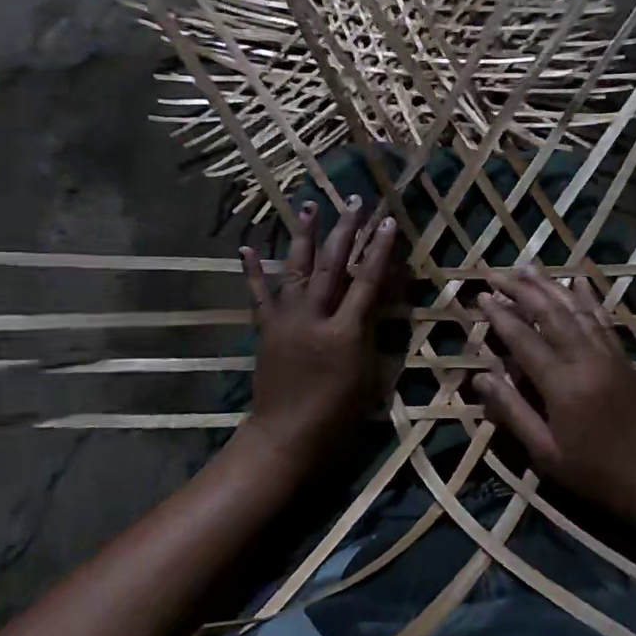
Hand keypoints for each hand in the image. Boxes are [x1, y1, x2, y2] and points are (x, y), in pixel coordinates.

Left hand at [238, 196, 399, 467]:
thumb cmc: (338, 412)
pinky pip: (259, 294)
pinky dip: (253, 271)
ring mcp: (286, 320)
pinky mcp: (266, 328)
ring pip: (297, 269)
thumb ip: (372, 332)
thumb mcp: (368, 374)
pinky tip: (247, 247)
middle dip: (345, 230)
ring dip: (305, 236)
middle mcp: (314, 318)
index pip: (367, 281)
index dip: (380, 250)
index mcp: (345, 332)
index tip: (388, 222)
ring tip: (310, 205)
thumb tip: (379, 299)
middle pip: (333, 265)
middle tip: (354, 201)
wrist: (286, 435)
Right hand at [470, 268, 635, 516]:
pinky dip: (587, 297)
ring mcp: (607, 353)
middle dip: (521, 290)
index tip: (481, 296)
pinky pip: (602, 318)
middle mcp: (585, 359)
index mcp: (562, 385)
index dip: (500, 315)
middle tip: (497, 274)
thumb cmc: (594, 470)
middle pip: (549, 313)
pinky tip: (578, 280)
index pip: (524, 339)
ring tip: (527, 268)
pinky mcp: (622, 356)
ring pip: (575, 309)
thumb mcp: (545, 451)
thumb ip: (512, 411)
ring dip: (550, 286)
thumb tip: (480, 378)